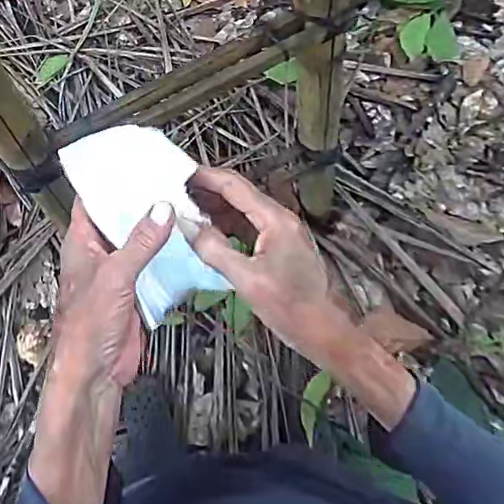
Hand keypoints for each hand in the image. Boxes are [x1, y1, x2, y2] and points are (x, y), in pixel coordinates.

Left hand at [29, 199, 172, 503]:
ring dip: (158, 227)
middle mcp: (99, 251)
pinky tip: (186, 241)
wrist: (94, 375)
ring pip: (140, 239)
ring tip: (183, 205)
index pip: (93, 199)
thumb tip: (160, 210)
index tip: (133, 162)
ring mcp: (118, 270)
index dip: (110, 180)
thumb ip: (139, 243)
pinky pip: (153, 262)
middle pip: (121, 216)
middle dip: (143, 201)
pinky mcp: (135, 288)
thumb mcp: (114, 277)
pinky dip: (167, 252)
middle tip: (169, 181)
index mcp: (82, 242)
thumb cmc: (86, 329)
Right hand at [185, 167, 415, 427]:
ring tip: (187, 207)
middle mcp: (280, 218)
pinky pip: (248, 224)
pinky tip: (209, 229)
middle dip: (208, 189)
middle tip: (178, 190)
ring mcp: (281, 231)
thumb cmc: (290, 308)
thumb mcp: (247, 280)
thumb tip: (188, 226)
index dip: (206, 177)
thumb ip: (215, 250)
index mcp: (275, 220)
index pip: (235, 186)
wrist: (324, 330)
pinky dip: (227, 222)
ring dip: (216, 206)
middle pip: (239, 193)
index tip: (182, 174)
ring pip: (243, 208)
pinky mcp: (279, 244)